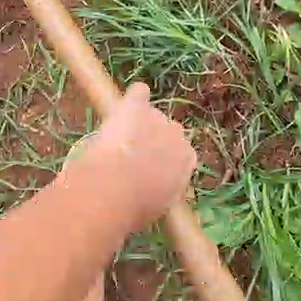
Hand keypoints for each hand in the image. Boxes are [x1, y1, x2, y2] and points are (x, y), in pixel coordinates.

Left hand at [70, 83, 196, 230]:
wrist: (114, 188)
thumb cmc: (135, 208)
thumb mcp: (159, 206)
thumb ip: (164, 189)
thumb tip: (154, 191)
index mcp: (187, 160)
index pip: (181, 153)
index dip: (165, 160)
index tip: (151, 170)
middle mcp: (177, 134)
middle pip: (168, 131)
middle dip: (154, 140)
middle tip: (133, 157)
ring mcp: (156, 117)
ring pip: (150, 115)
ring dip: (138, 124)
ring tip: (119, 141)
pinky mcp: (136, 105)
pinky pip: (139, 93)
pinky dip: (133, 97)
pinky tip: (125, 104)